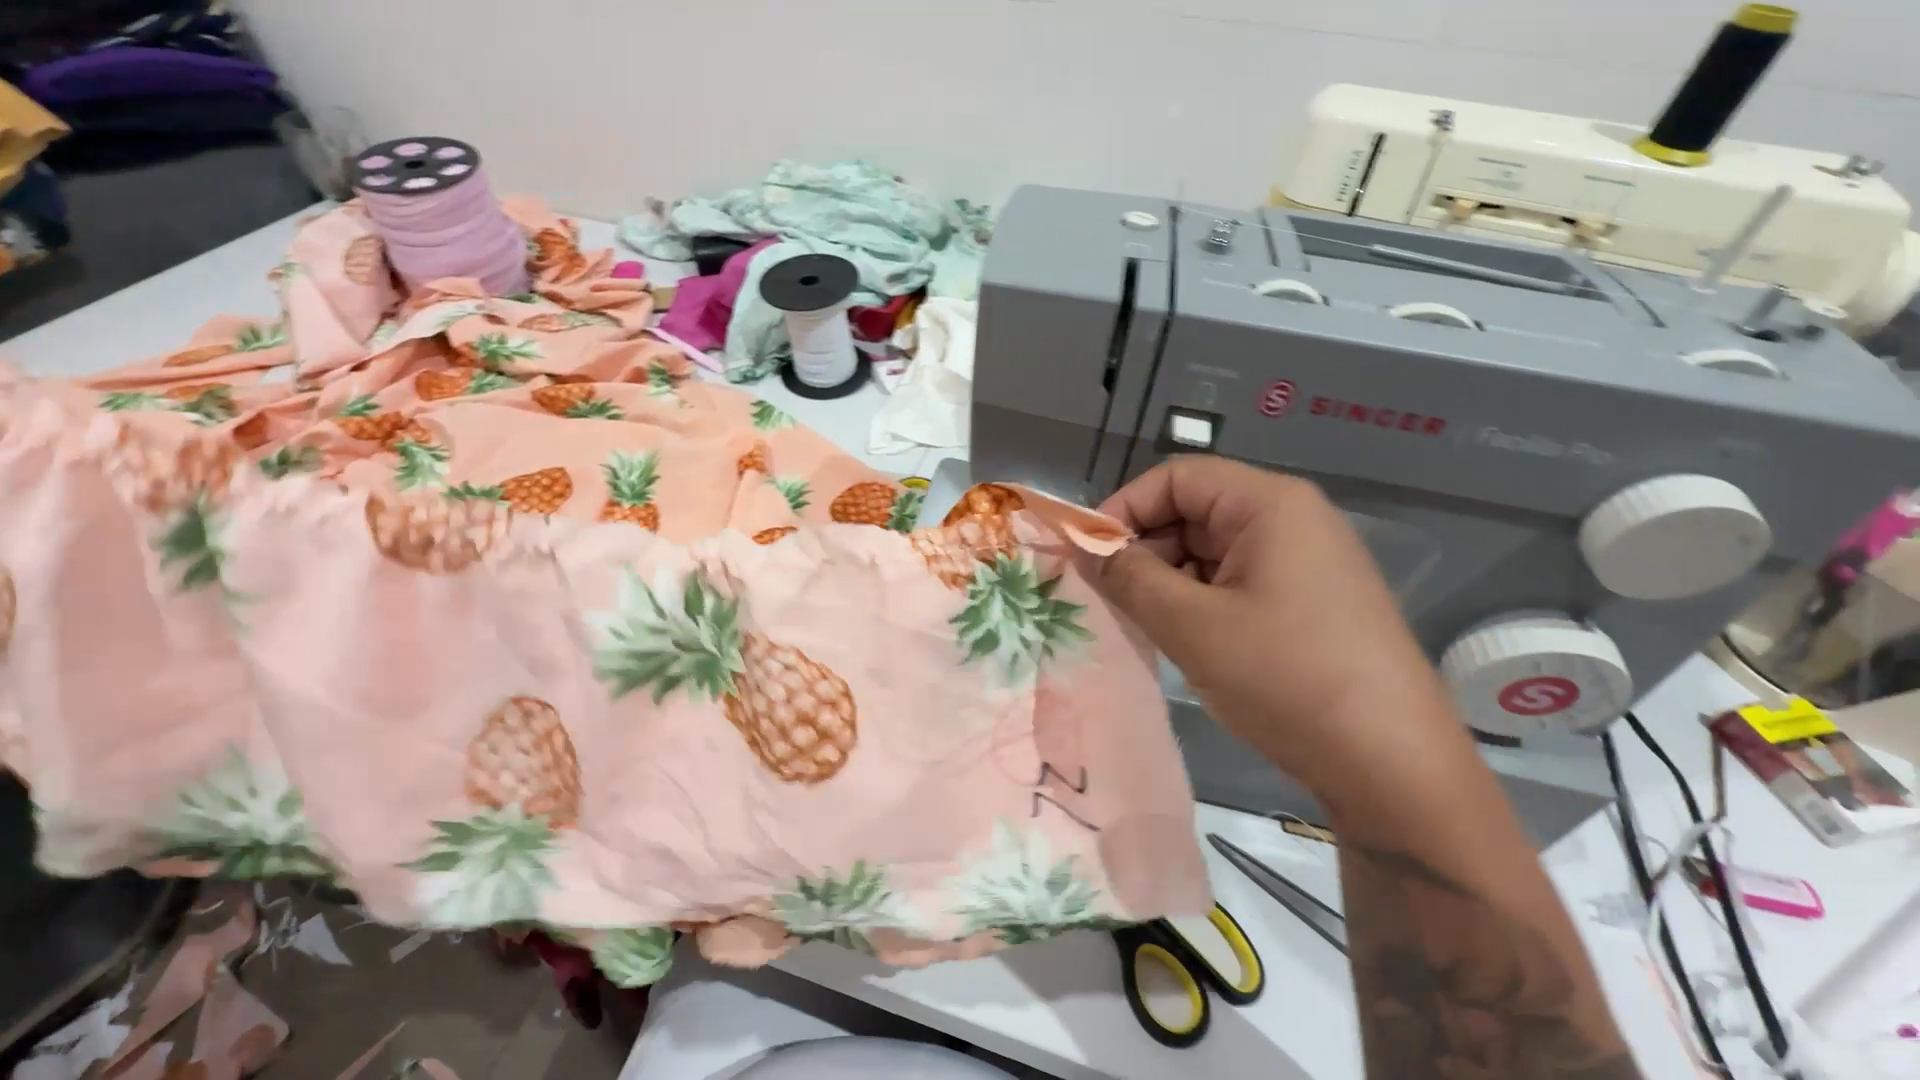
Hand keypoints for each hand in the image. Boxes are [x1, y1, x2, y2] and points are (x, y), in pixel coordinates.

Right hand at [1091, 456, 1468, 798]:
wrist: (1393, 765)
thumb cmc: (1287, 679)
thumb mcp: (1192, 627)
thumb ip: (1129, 578)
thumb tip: (1083, 548)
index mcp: (1270, 504)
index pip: (1176, 477)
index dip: (1123, 509)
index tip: (1085, 558)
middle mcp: (1294, 520)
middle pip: (1196, 511)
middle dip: (1145, 550)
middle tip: (1108, 601)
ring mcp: (1309, 563)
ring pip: (1214, 553)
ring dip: (1171, 582)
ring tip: (1145, 629)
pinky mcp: (1314, 604)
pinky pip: (1240, 584)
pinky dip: (1203, 605)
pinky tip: (1187, 645)